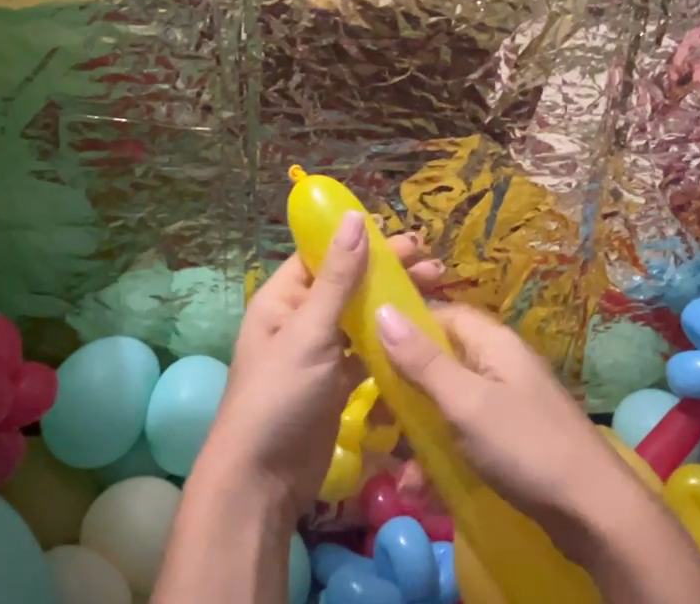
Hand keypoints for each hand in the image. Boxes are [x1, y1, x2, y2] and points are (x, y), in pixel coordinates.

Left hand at [193, 212, 443, 513]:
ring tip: (437, 289)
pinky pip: (367, 351)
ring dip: (394, 303)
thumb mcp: (310, 331)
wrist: (262, 480)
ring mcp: (319, 353)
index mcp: (282, 299)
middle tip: (433, 263)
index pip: (323, 255)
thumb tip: (354, 218)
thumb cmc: (279, 396)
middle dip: (388, 272)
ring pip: (362, 317)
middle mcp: (300, 320)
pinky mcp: (337, 384)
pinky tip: (422, 332)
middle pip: (349, 284)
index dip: (362, 242)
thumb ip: (338, 277)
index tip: (406, 238)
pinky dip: (391, 340)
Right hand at [372, 302, 651, 548]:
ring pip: (448, 404)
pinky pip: (464, 435)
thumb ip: (422, 360)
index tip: (365, 352)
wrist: (593, 510)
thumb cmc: (525, 445)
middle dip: (405, 391)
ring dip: (420, 435)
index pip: (439, 315)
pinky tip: (424, 489)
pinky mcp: (510, 439)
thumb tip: (383, 308)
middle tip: (376, 419)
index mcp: (492, 342)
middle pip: (440, 361)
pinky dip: (443, 456)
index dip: (403, 328)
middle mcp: (499, 363)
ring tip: (402, 473)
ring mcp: (506, 402)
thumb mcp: (466, 402)